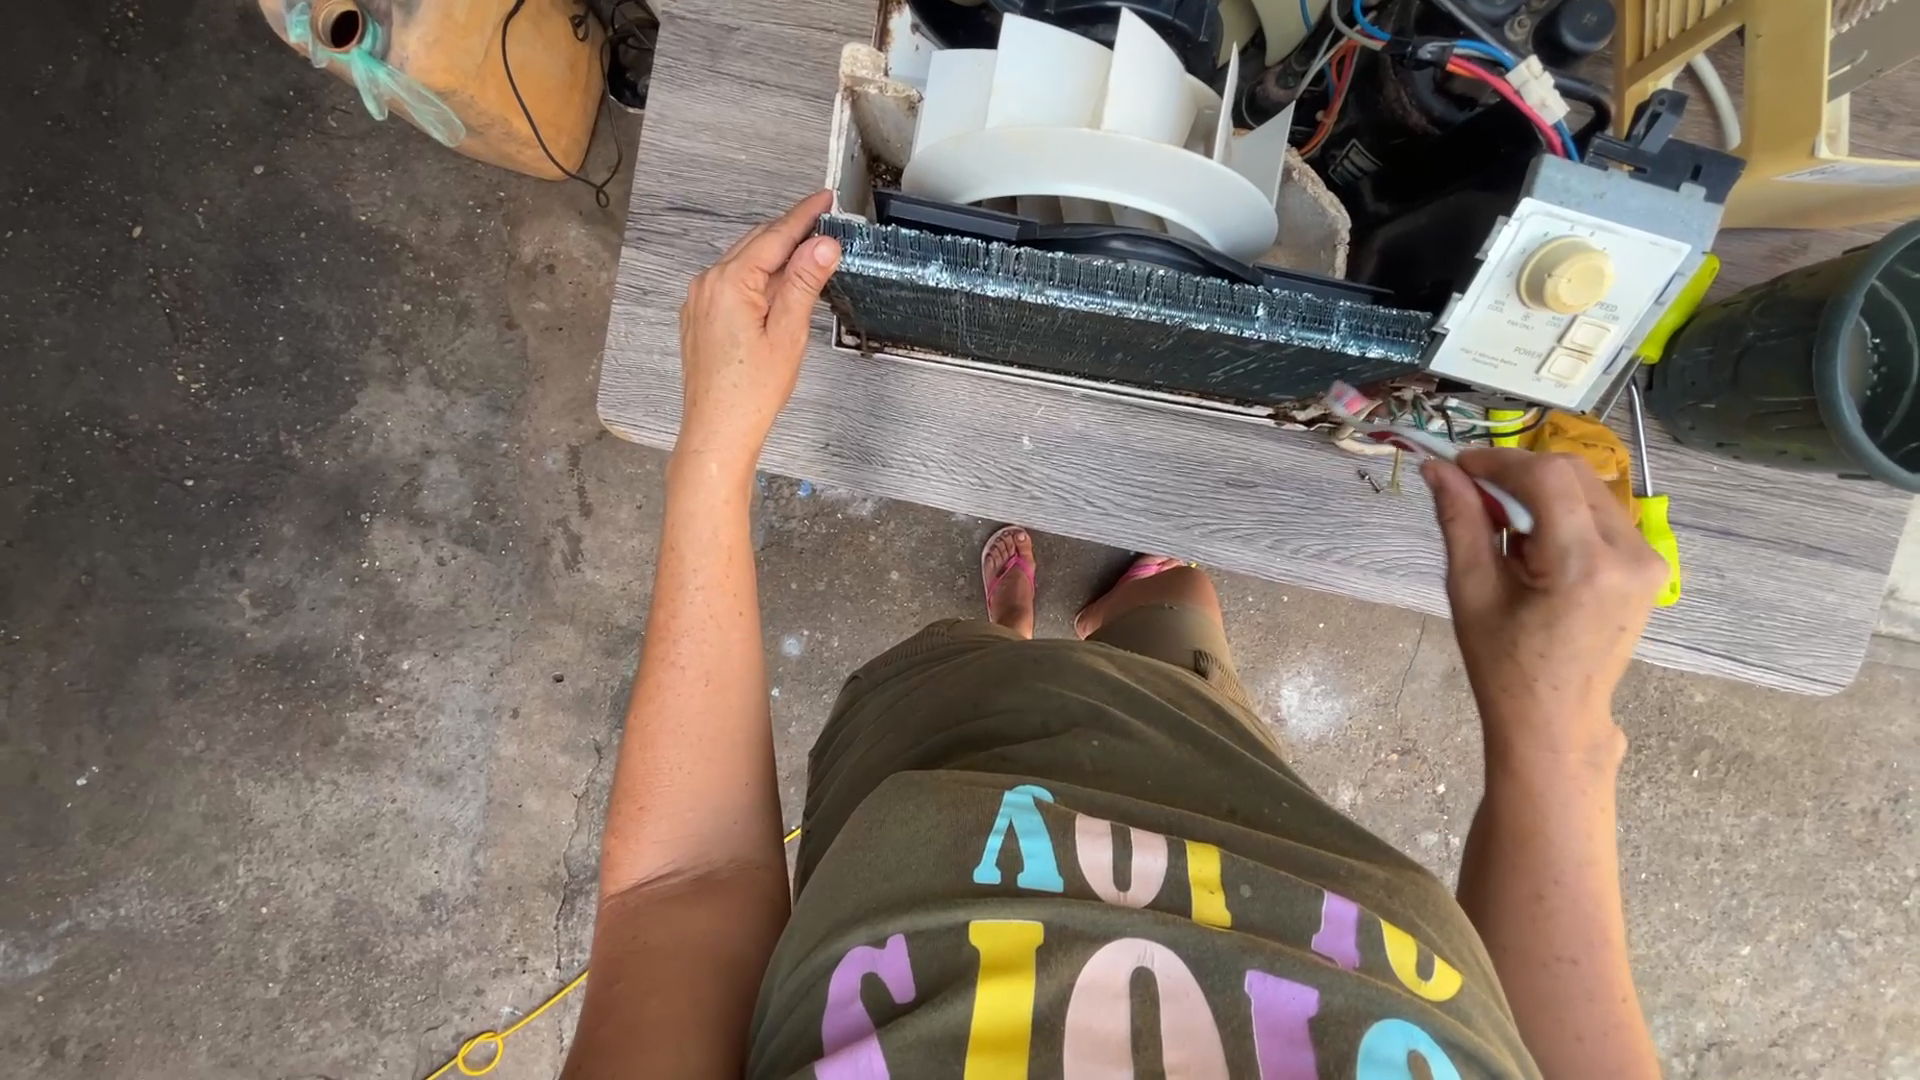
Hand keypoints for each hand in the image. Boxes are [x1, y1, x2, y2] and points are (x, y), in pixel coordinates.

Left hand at [674, 190, 841, 475]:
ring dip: (774, 255)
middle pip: (756, 244)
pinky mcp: (699, 318)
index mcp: (731, 283)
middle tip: (823, 223)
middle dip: (790, 232)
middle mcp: (708, 284)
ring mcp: (700, 301)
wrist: (718, 430)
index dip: (804, 216)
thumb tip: (822, 245)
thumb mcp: (788, 334)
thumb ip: (804, 284)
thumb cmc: (750, 392)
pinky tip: (775, 288)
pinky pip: (731, 284)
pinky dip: (756, 277)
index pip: (775, 236)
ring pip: (743, 263)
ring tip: (806, 254)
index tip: (824, 199)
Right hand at [1423, 450, 1668, 767]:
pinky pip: (1600, 513)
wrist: (1553, 714)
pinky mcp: (1648, 565)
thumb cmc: (1501, 660)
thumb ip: (1460, 520)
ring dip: (1537, 489)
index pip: (1547, 477)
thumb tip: (1437, 468)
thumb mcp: (1469, 588)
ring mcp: (1648, 559)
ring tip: (1496, 521)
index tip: (1455, 466)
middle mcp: (1631, 553)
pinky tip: (1528, 539)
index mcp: (1584, 564)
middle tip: (1469, 488)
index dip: (1497, 461)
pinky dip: (1559, 509)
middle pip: (1573, 473)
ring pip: (1588, 489)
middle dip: (1516, 470)